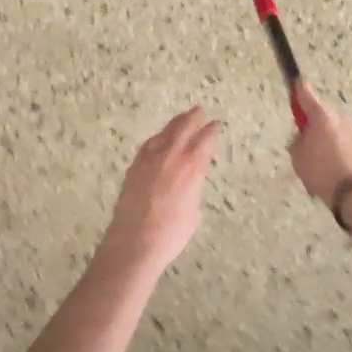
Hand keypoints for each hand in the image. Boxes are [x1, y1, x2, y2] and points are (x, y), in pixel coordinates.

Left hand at [102, 108, 218, 268]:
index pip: (204, 141)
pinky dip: (158, 137)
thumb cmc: (171, 234)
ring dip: (175, 124)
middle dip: (193, 118)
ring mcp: (151, 158)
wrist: (135, 240)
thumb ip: (192, 190)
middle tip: (199, 111)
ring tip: (181, 119)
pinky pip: (149, 144)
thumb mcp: (192, 212)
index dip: (211, 131)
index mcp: (192, 168)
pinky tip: (159, 139)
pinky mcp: (135, 165)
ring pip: (165, 133)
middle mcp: (172, 156)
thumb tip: (188, 186)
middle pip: (183, 128)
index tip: (215, 124)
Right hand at [289, 82, 351, 206]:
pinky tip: (339, 172)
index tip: (296, 81)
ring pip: (337, 131)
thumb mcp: (298, 158)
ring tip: (325, 167)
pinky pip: (349, 144)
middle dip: (316, 128)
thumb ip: (298, 142)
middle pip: (323, 117)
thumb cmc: (323, 172)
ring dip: (331, 141)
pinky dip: (343, 152)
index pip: (306, 96)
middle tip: (309, 149)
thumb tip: (304, 136)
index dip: (299, 90)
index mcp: (321, 116)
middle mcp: (341, 117)